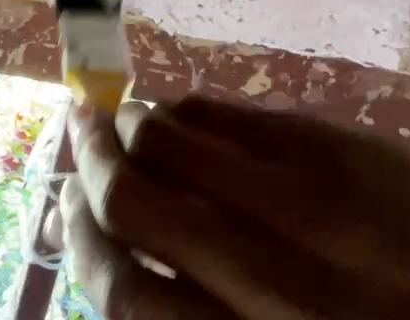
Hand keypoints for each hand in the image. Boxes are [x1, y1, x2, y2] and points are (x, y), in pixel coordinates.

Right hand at [57, 97, 409, 319]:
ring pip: (167, 139)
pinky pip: (228, 113)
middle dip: (89, 164)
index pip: (122, 293)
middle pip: (129, 202)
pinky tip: (188, 116)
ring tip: (123, 120)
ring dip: (128, 124)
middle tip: (81, 143)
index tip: (68, 209)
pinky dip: (188, 110)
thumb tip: (126, 251)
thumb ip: (210, 313)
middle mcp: (270, 283)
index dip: (80, 245)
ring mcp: (304, 204)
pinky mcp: (341, 152)